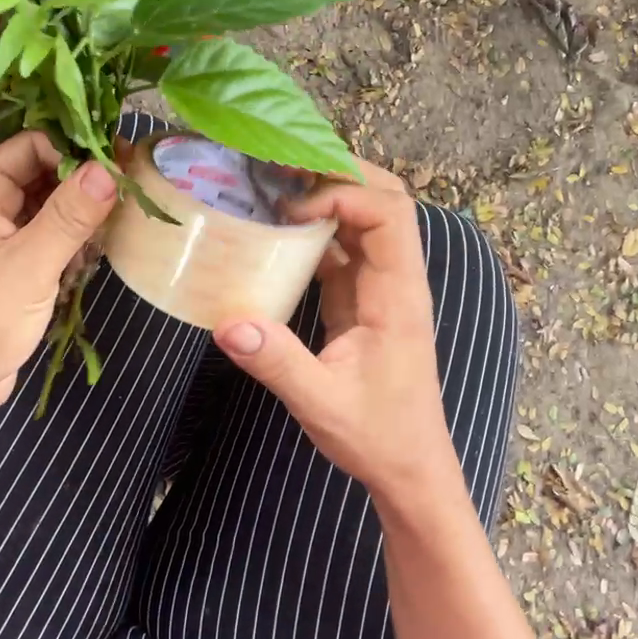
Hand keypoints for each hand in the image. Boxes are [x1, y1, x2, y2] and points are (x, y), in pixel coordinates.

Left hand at [0, 132, 117, 410]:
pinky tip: (91, 254)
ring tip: (114, 224)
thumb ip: (70, 216)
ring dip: (80, 213)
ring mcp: (0, 233)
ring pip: (50, 203)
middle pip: (43, 171)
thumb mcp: (30, 266)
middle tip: (128, 189)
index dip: (73, 148)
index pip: (30, 145)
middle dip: (82, 181)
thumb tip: (109, 168)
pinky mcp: (14, 260)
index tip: (118, 161)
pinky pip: (49, 233)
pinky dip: (72, 239)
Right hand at [212, 161, 454, 496]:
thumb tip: (227, 324)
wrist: (410, 470)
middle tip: (281, 169)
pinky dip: (310, 228)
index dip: (342, 196)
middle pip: (384, 199)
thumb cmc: (378, 437)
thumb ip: (278, 363)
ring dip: (322, 196)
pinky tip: (272, 229)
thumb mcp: (322, 404)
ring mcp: (378, 287)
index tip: (291, 212)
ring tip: (270, 186)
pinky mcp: (359, 298)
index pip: (389, 214)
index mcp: (398, 296)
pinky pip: (339, 246)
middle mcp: (393, 280)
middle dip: (337, 174)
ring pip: (362, 217)